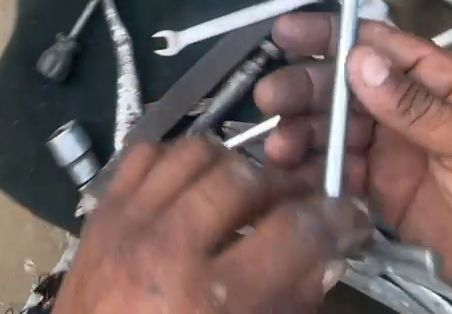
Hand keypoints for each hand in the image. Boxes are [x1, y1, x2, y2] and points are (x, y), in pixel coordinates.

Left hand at [55, 139, 367, 313]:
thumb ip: (290, 302)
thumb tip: (324, 253)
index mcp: (215, 299)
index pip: (294, 233)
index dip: (335, 219)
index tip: (349, 215)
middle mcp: (170, 245)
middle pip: (243, 180)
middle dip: (283, 186)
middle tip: (300, 201)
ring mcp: (130, 219)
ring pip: (194, 153)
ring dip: (231, 165)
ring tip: (248, 188)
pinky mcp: (102, 208)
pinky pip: (147, 154)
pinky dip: (177, 159)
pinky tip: (194, 182)